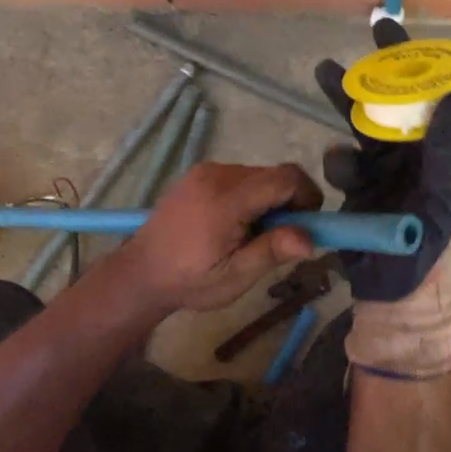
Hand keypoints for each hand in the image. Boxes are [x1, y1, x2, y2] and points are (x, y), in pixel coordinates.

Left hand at [109, 162, 323, 313]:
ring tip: (254, 235)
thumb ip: (272, 251)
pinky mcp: (200, 174)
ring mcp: (207, 171)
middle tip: (280, 238)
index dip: (307, 197)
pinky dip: (251, 196)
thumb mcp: (234, 276)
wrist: (141, 273)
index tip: (306, 226)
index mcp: (226, 199)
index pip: (286, 178)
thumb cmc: (189, 281)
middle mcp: (217, 174)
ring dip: (269, 200)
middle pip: (275, 175)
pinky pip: (241, 177)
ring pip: (260, 175)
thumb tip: (309, 239)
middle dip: (289, 203)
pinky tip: (236, 224)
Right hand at [315, 16, 450, 376]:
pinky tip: (336, 161)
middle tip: (381, 28)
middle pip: (413, 96)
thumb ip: (447, 149)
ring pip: (372, 118)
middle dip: (399, 61)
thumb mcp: (443, 201)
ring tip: (327, 70)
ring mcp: (391, 166)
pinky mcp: (363, 184)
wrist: (393, 298)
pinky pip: (347, 158)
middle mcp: (424, 151)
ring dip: (351, 95)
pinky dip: (339, 157)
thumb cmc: (432, 254)